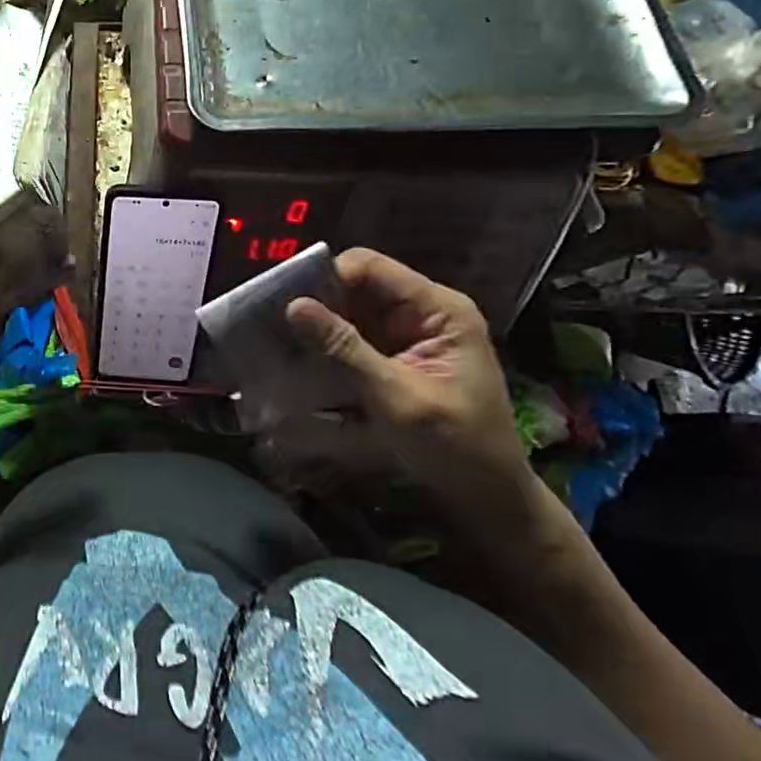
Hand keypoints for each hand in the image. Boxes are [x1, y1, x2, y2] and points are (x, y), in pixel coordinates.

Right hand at [282, 248, 528, 505]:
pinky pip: (349, 336)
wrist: (485, 493)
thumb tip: (294, 305)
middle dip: (317, 302)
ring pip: (347, 310)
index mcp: (438, 309)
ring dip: (317, 325)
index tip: (289, 304)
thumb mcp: (396, 395)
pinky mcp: (390, 355)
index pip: (370, 268)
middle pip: (355, 286)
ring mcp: (405, 333)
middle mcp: (420, 312)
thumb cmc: (454, 442)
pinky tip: (299, 357)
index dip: (328, 278)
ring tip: (279, 339)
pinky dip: (325, 344)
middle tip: (276, 324)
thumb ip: (344, 348)